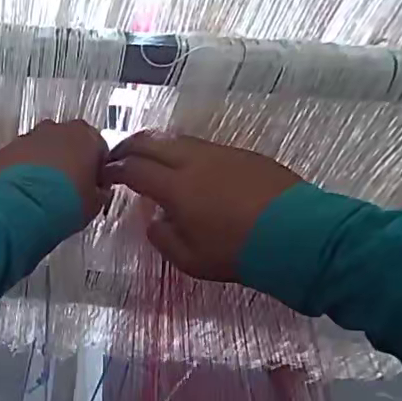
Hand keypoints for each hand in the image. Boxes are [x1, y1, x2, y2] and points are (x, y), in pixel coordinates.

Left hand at [0, 119, 110, 224]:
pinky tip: (23, 193)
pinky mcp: (6, 150)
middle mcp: (57, 130)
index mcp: (86, 137)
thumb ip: (100, 192)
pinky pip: (18, 158)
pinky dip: (21, 170)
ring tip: (42, 192)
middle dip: (68, 161)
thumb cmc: (63, 203)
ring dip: (43, 164)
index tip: (91, 185)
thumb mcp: (93, 204)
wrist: (21, 209)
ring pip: (41, 148)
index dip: (95, 169)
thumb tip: (98, 192)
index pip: (98, 148)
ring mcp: (29, 138)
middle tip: (67, 188)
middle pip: (67, 142)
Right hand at [102, 130, 303, 282]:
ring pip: (179, 140)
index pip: (134, 169)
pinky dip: (185, 152)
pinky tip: (188, 168)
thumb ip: (163, 238)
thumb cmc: (236, 253)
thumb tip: (155, 221)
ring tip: (149, 158)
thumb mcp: (189, 260)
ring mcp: (222, 154)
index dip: (114, 169)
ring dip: (157, 146)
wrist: (296, 236)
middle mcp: (195, 162)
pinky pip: (205, 147)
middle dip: (129, 147)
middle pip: (152, 142)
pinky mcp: (244, 156)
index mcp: (176, 188)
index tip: (104, 174)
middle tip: (117, 156)